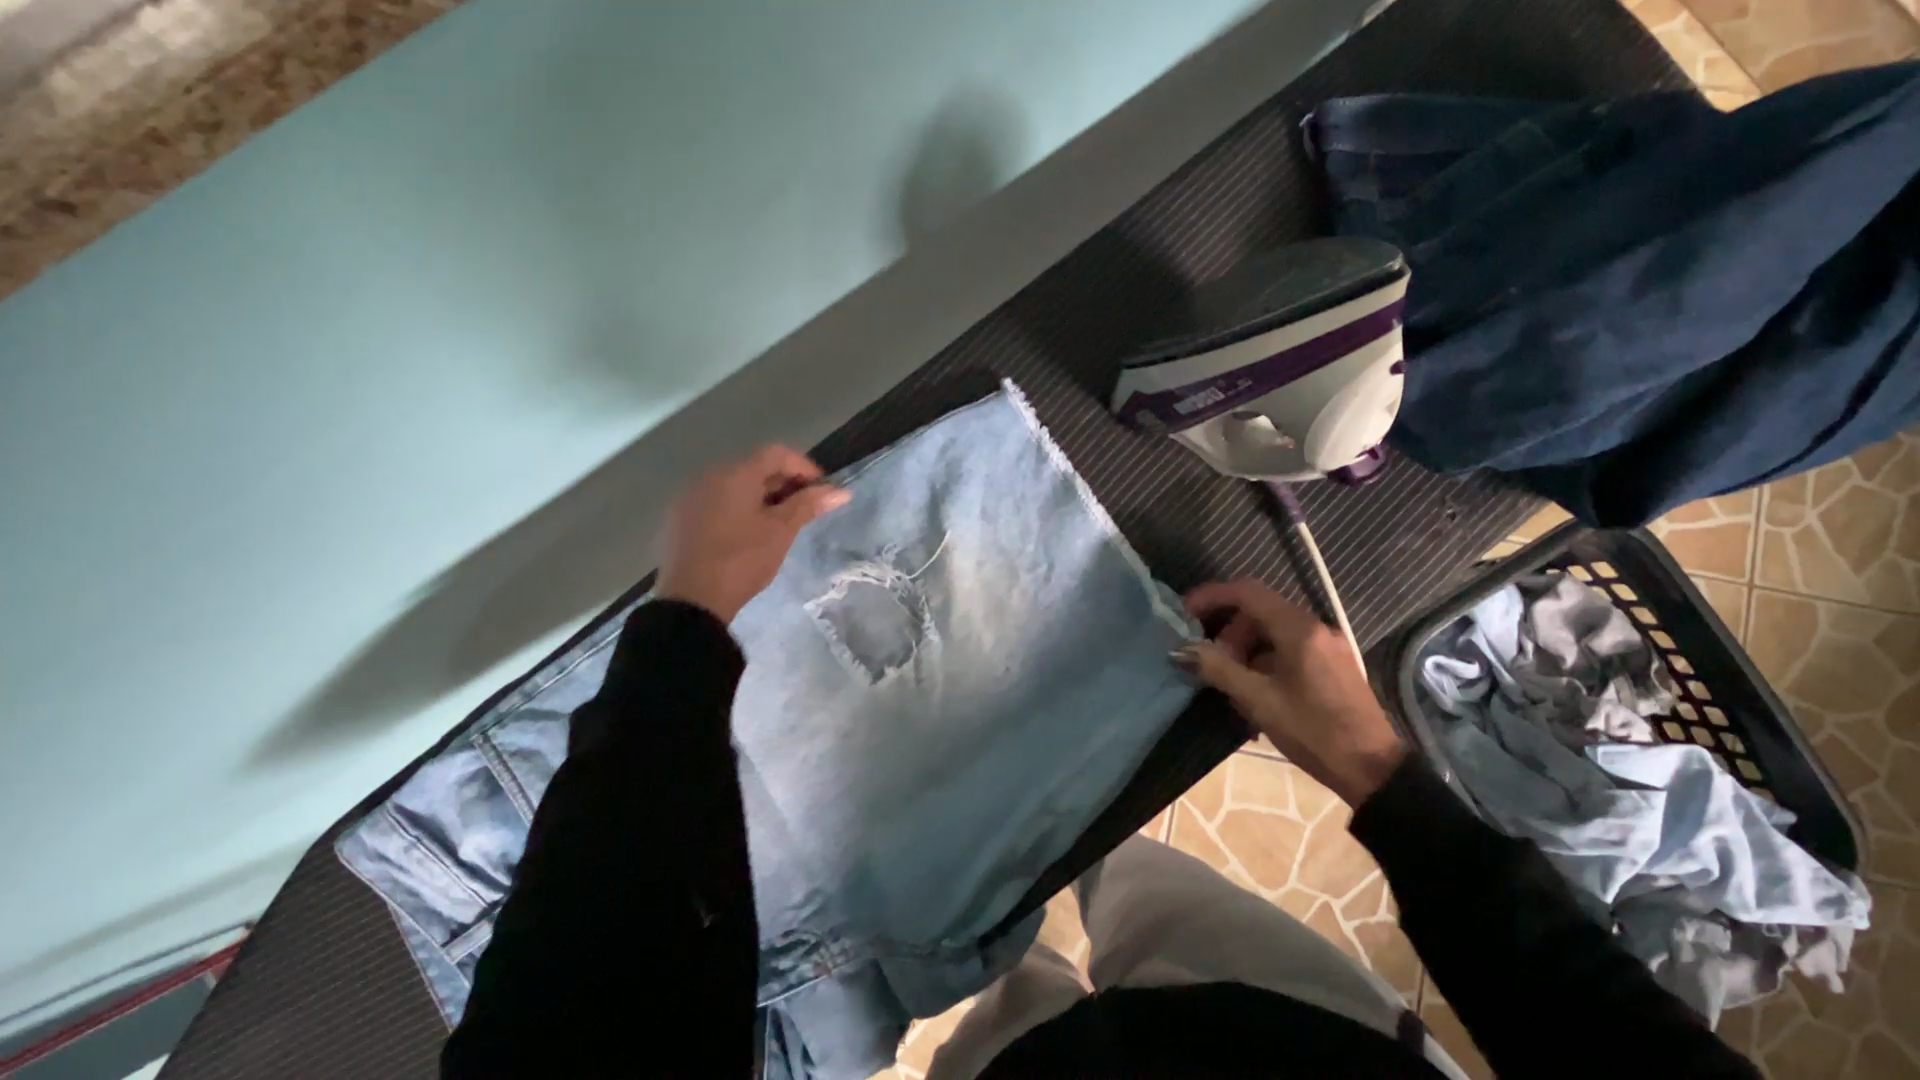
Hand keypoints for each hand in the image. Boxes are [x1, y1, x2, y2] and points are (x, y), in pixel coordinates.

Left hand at [654, 445, 850, 623]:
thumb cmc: (742, 560)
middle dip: (784, 483)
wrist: (691, 601)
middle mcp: (709, 475)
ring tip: (779, 524)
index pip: (777, 453)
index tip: (822, 492)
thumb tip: (841, 491)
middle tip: (805, 510)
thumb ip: (808, 504)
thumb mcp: (780, 532)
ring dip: (761, 497)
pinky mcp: (680, 519)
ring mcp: (690, 497)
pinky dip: (738, 509)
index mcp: (735, 473)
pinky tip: (748, 534)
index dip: (805, 467)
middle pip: (754, 467)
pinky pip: (716, 502)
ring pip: (735, 486)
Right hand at [1174, 578, 1407, 806]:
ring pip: (1274, 632)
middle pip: (1260, 611)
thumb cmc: (1313, 731)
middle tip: (1208, 661)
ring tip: (1229, 683)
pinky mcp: (1332, 665)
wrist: (1372, 769)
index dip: (1211, 596)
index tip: (1184, 614)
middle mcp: (1315, 628)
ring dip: (1245, 649)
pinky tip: (1254, 692)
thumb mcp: (1259, 701)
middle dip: (1228, 631)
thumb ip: (1218, 669)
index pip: (1247, 592)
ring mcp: (1327, 646)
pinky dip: (1264, 660)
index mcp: (1298, 629)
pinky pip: (1289, 649)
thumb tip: (1182, 650)